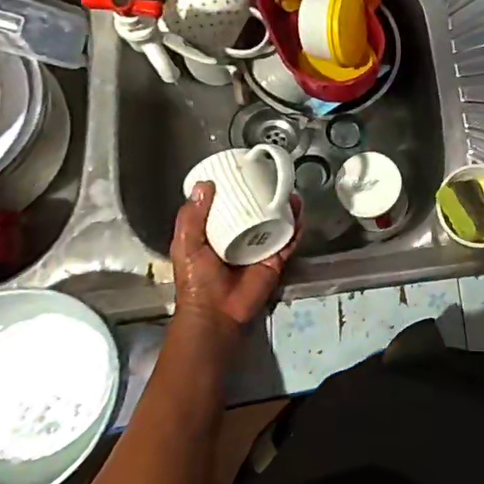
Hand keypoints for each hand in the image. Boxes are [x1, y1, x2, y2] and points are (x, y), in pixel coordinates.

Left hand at [171, 181, 298, 329]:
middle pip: (255, 209)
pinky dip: (295, 226)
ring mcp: (259, 247)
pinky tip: (298, 211)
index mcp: (216, 231)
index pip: (227, 204)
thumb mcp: (185, 243)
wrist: (216, 313)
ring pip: (275, 221)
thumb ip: (191, 216)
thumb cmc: (197, 280)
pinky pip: (288, 240)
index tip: (241, 169)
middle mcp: (240, 236)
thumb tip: (205, 184)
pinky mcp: (275, 259)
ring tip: (288, 188)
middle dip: (264, 193)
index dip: (235, 187)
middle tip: (271, 176)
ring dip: (283, 206)